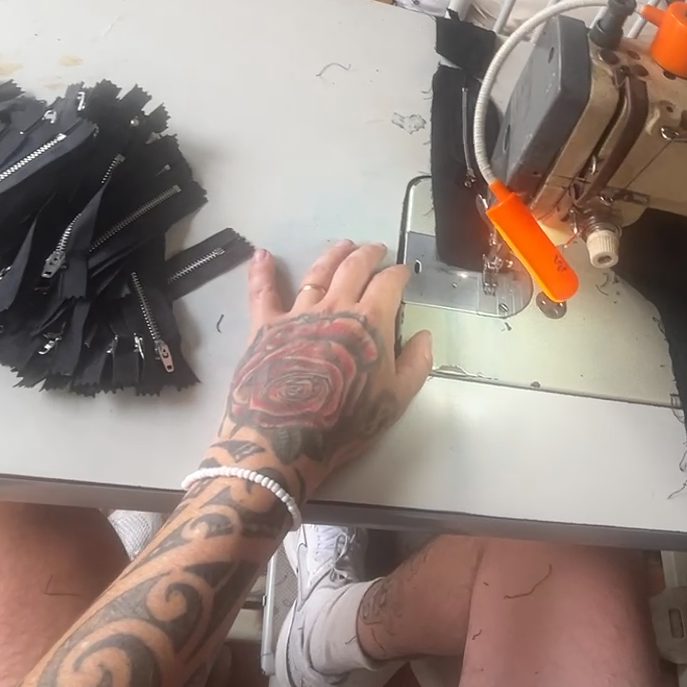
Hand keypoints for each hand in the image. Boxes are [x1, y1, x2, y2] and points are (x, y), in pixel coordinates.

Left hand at [216, 241, 433, 496]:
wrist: (283, 441)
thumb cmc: (346, 422)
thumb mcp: (396, 399)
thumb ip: (416, 363)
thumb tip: (424, 335)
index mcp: (370, 320)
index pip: (389, 283)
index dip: (399, 273)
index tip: (405, 272)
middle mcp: (336, 307)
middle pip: (354, 268)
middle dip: (368, 254)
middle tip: (376, 248)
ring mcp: (298, 314)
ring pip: (318, 273)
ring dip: (332, 255)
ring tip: (343, 245)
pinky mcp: (265, 326)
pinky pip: (263, 293)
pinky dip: (262, 272)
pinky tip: (261, 255)